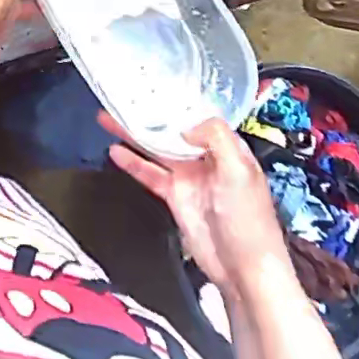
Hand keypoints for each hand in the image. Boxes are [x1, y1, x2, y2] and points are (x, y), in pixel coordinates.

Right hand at [102, 112, 285, 297]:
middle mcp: (205, 158)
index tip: (153, 87)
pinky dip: (132, 162)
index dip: (177, 103)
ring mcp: (188, 177)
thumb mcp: (239, 172)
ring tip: (108, 117)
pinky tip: (115, 151)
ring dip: (132, 134)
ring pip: (155, 148)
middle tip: (122, 99)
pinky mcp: (174, 196)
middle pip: (171, 130)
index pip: (198, 117)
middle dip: (148, 115)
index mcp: (226, 148)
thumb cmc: (250, 220)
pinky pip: (149, 173)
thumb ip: (216, 138)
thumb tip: (185, 125)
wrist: (244, 270)